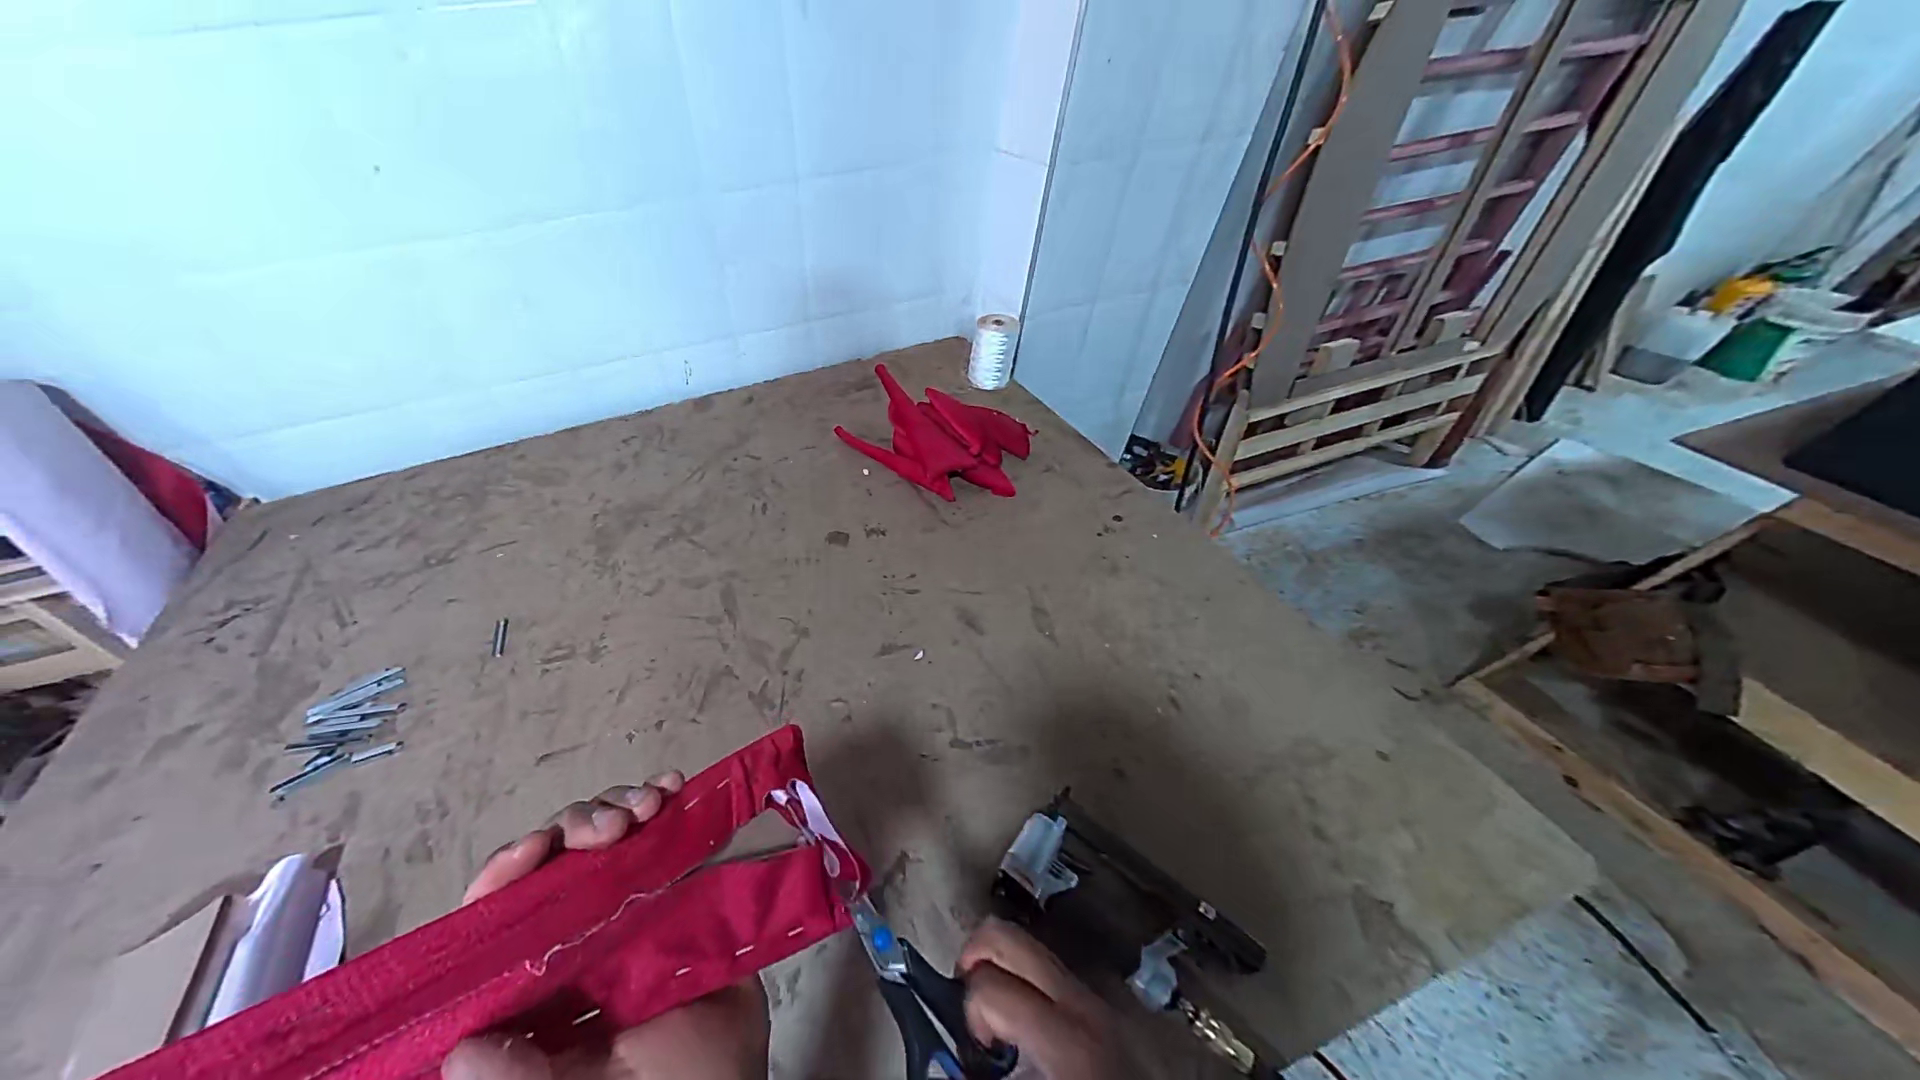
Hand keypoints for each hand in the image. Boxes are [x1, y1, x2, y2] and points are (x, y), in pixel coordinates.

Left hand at [443, 772, 772, 1079]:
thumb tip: (464, 1048)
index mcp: (542, 977)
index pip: (504, 911)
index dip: (510, 871)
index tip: (536, 850)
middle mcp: (582, 929)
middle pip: (559, 856)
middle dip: (578, 825)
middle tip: (613, 829)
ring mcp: (638, 902)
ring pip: (611, 834)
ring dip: (622, 806)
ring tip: (651, 805)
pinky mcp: (687, 886)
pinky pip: (671, 833)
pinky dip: (670, 802)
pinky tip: (674, 787)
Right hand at [958, 919, 1128, 1079]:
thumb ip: (986, 1074)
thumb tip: (950, 1062)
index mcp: (1064, 1035)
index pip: (991, 986)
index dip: (968, 1010)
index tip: (975, 1045)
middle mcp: (1081, 1001)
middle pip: (1009, 937)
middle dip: (974, 953)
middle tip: (963, 993)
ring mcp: (1096, 996)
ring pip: (1031, 948)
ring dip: (1001, 965)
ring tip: (993, 1013)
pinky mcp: (1103, 1003)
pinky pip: (1051, 971)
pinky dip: (1025, 980)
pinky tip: (1024, 1019)